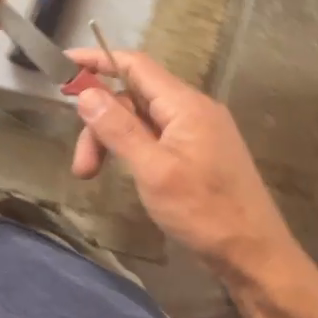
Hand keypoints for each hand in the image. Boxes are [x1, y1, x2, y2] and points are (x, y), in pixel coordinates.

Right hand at [68, 48, 298, 273]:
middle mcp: (193, 110)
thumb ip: (119, 129)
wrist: (254, 256)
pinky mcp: (197, 154)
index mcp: (186, 106)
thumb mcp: (153, 170)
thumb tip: (86, 94)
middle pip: (131, 98)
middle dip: (99, 123)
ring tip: (91, 175)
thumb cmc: (205, 212)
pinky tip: (120, 172)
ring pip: (139, 121)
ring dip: (110, 141)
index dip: (97, 60)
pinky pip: (153, 137)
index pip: (135, 66)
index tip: (62, 64)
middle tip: (81, 165)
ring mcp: (197, 132)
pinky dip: (128, 149)